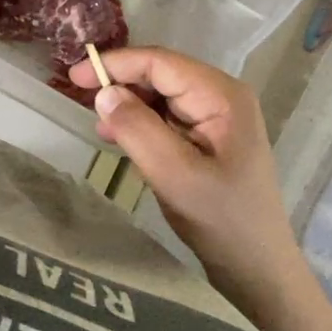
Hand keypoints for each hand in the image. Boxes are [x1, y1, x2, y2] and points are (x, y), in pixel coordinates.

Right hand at [70, 47, 302, 288]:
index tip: (74, 78)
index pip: (160, 63)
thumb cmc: (221, 219)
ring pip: (159, 94)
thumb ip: (137, 129)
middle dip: (120, 82)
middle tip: (80, 99)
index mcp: (222, 96)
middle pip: (160, 74)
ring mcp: (216, 117)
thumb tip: (103, 93)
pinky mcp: (207, 137)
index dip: (115, 64)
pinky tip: (118, 138)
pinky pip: (165, 116)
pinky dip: (138, 121)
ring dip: (127, 104)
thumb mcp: (174, 174)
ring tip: (99, 124)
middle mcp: (221, 97)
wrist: (256, 267)